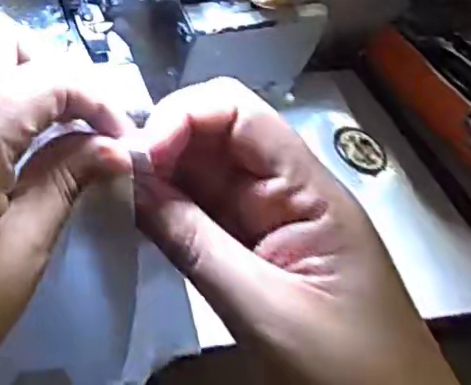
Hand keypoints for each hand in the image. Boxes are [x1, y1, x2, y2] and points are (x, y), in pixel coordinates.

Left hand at [0, 14, 133, 384]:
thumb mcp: (20, 249)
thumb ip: (68, 180)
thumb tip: (115, 148)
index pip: (50, 78)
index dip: (97, 101)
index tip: (122, 138)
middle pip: (2, 36)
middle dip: (48, 65)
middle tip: (76, 119)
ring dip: (10, 64)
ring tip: (38, 116)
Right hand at [133, 78, 458, 384]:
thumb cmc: (353, 378)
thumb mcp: (270, 313)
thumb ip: (196, 244)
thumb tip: (130, 182)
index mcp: (307, 187)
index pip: (239, 111)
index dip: (185, 115)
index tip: (144, 152)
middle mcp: (284, 189)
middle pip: (215, 132)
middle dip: (164, 140)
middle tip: (117, 170)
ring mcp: (267, 220)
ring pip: (203, 170)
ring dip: (160, 172)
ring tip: (117, 188)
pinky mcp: (252, 251)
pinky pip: (201, 210)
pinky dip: (167, 206)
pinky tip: (137, 212)